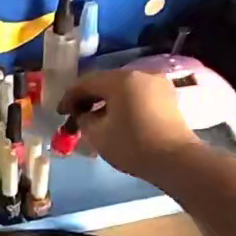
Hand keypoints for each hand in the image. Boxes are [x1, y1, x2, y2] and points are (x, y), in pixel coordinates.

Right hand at [60, 68, 201, 175]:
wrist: (176, 160)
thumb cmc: (132, 145)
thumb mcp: (98, 135)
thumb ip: (84, 120)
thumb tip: (84, 115)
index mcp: (121, 80)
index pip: (86, 82)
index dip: (69, 96)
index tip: (59, 113)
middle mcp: (140, 75)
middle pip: (106, 83)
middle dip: (88, 98)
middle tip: (75, 116)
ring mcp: (157, 85)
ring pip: (122, 89)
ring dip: (105, 102)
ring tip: (94, 120)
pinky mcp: (167, 98)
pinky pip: (137, 96)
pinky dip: (122, 105)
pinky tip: (115, 120)